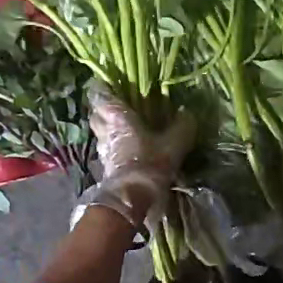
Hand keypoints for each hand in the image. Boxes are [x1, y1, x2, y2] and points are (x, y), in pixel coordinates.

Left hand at [88, 83, 193, 222]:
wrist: (131, 200)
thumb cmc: (149, 164)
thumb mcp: (174, 144)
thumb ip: (182, 126)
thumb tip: (186, 112)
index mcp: (116, 118)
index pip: (98, 94)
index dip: (101, 85)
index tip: (111, 81)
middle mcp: (105, 131)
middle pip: (96, 113)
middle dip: (105, 108)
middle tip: (122, 105)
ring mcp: (102, 150)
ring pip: (101, 132)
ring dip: (109, 128)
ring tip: (128, 127)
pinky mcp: (106, 166)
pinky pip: (108, 148)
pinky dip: (115, 145)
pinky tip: (130, 147)